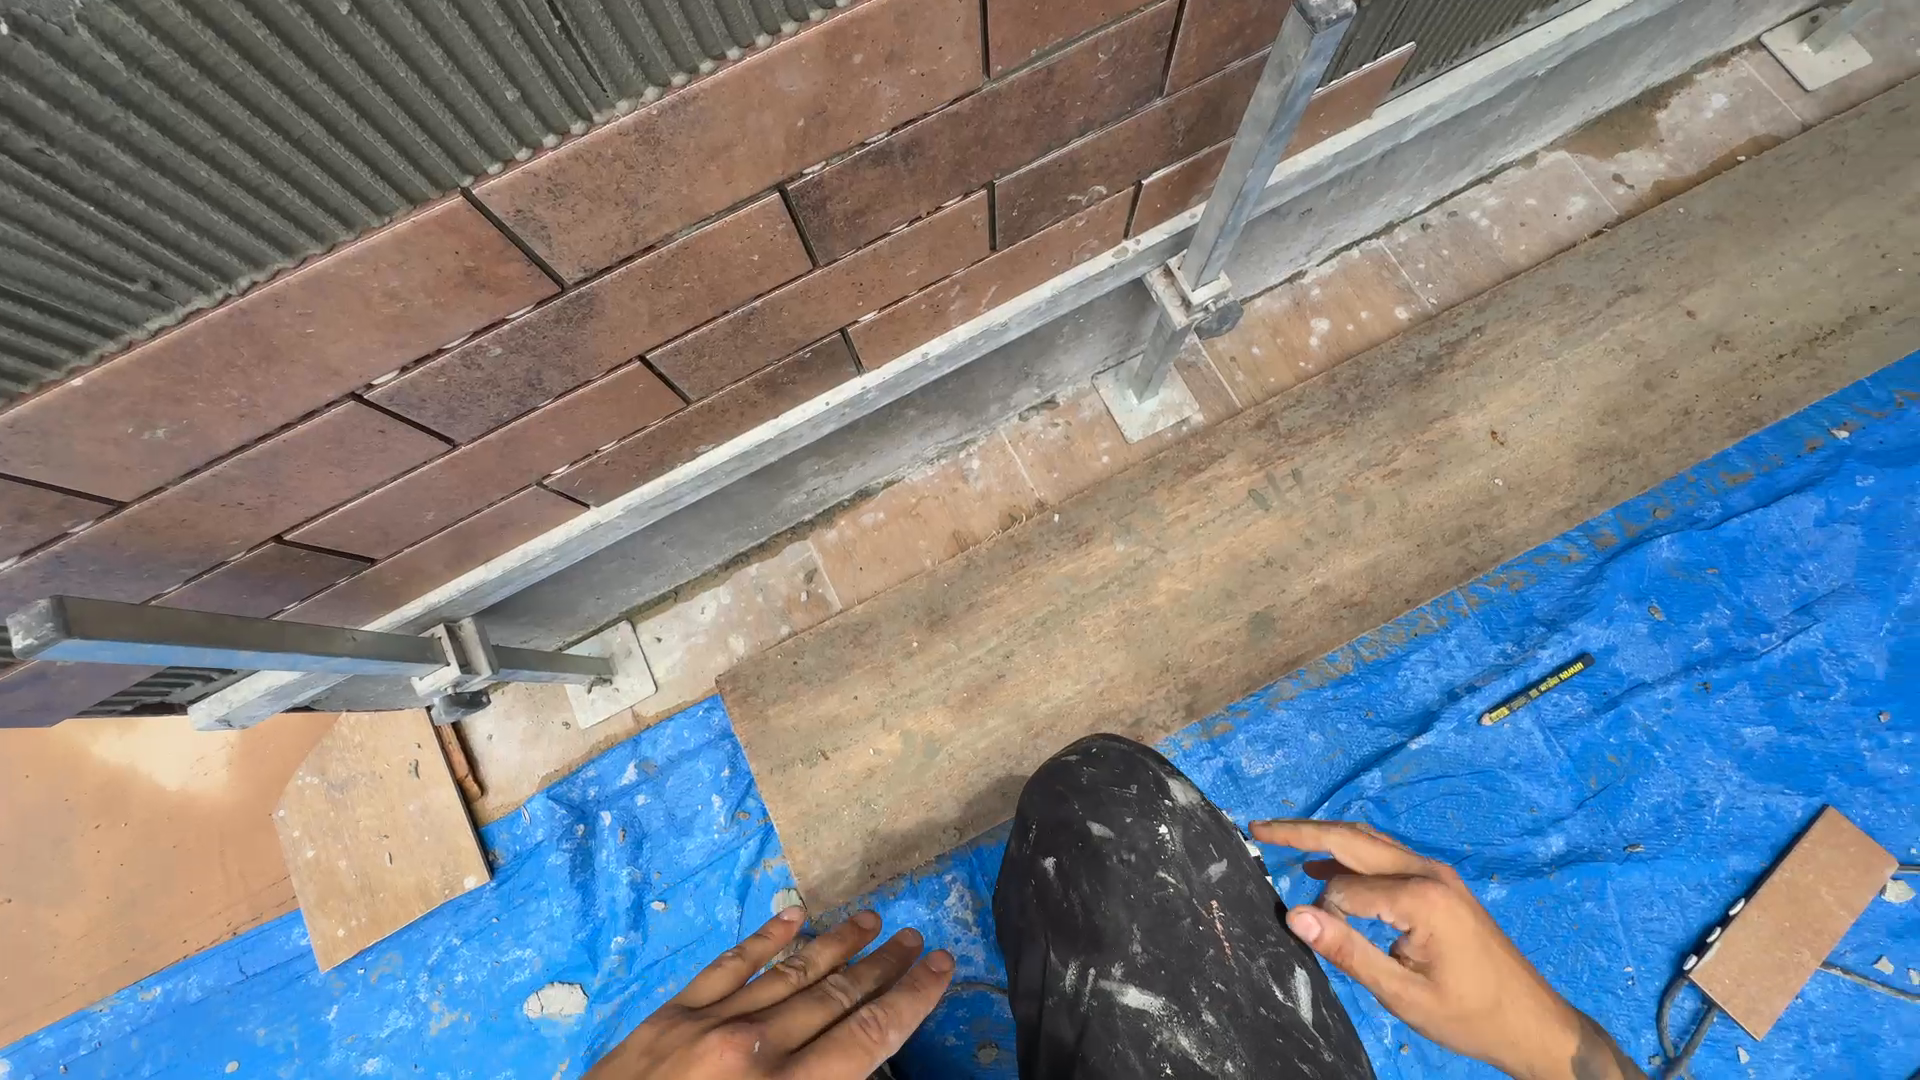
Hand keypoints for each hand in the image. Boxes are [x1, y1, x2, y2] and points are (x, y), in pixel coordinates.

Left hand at [584, 906, 953, 1079]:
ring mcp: (709, 1025)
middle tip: (914, 937)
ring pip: (790, 972)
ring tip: (872, 920)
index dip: (911, 999)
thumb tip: (859, 1067)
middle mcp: (754, 1051)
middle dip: (881, 967)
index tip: (941, 964)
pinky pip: (728, 966)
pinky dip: (764, 940)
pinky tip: (794, 917)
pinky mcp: (669, 1016)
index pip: (866, 1038)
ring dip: (836, 945)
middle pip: (835, 997)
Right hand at [1252, 820, 1637, 1079]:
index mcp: (1420, 897)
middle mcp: (1426, 870)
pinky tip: (1323, 867)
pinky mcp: (1438, 880)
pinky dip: (1347, 854)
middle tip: (1257, 828)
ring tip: (1279, 836)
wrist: (1539, 1026)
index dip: (1325, 912)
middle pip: (1350, 838)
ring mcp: (1435, 871)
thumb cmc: (1471, 1017)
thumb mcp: (1404, 994)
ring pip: (1366, 839)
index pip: (1345, 889)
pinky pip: (1382, 855)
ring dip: (1322, 837)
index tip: (1322, 939)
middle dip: (1300, 831)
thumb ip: (1346, 951)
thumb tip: (1293, 914)